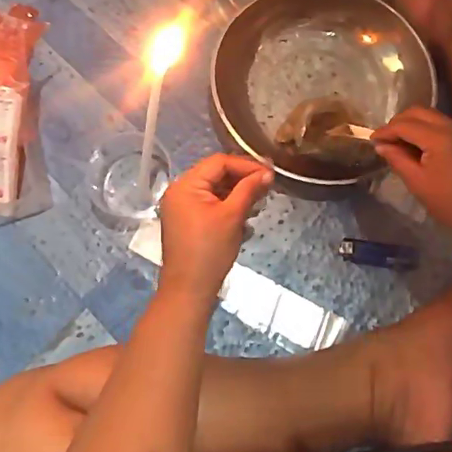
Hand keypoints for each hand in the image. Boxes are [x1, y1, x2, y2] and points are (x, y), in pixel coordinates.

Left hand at [159, 154, 274, 299]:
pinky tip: (245, 219)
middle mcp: (180, 191)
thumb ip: (249, 190)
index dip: (246, 165)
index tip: (270, 173)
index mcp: (186, 184)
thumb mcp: (233, 217)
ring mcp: (181, 207)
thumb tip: (268, 172)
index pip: (219, 162)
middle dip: (243, 180)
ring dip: (237, 195)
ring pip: (214, 191)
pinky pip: (209, 205)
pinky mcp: (187, 222)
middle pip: (216, 174)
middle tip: (268, 187)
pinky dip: (228, 208)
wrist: (189, 289)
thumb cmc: (210, 250)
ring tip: (259, 204)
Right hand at [371, 107, 451, 234]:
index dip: (385, 131)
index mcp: (439, 137)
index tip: (372, 141)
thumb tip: (381, 145)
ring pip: (431, 116)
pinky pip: (443, 124)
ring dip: (413, 124)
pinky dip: (427, 129)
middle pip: (418, 112)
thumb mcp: (417, 182)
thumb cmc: (451, 203)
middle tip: (386, 140)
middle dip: (398, 122)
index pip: (404, 125)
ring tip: (400, 143)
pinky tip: (420, 148)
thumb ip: (397, 159)